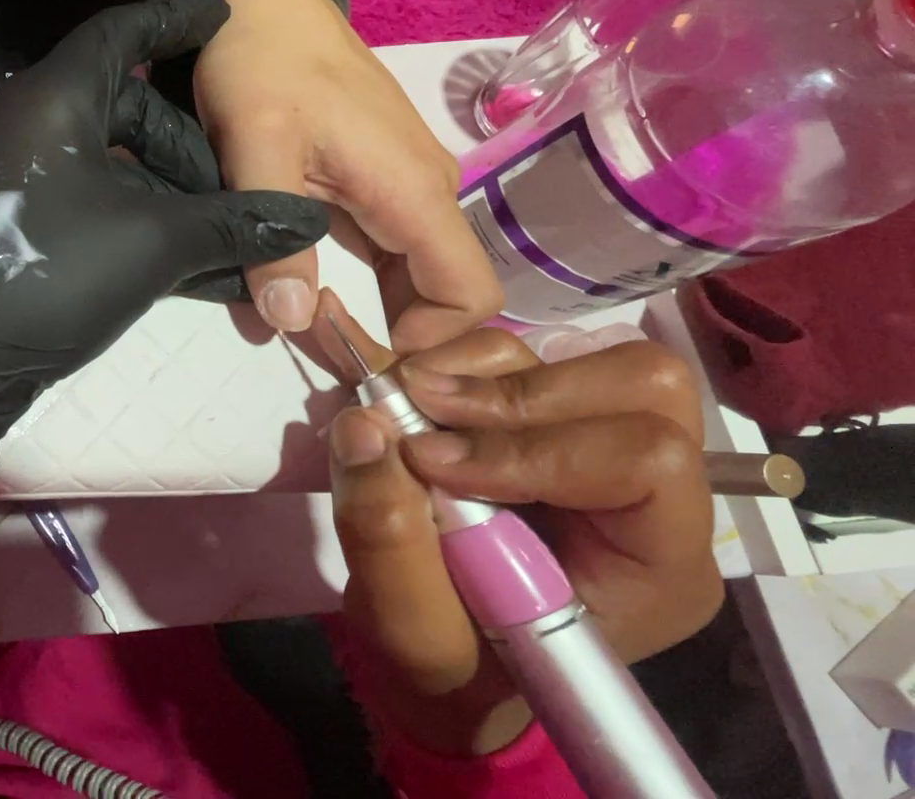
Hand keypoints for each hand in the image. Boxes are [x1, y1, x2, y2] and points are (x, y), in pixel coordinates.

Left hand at [0, 0, 330, 476]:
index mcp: (52, 99)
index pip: (121, 33)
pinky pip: (94, 208)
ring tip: (232, 245)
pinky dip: (141, 228)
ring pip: (114, 168)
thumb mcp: (151, 243)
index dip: (176, 22)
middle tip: (239, 195)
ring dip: (174, 201)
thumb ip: (233, 223)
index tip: (226, 19)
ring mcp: (22, 179)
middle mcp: (31, 125)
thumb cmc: (48, 275)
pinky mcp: (21, 227)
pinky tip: (198, 274)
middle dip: (190, 149)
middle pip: (127, 110)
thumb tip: (308, 217)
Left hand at [196, 0, 500, 350]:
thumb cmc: (260, 62)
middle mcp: (426, 192)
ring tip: (306, 323)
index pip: (471, 294)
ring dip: (373, 308)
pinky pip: (385, 245)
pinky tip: (305, 283)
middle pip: (441, 291)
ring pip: (411, 271)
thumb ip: (274, 233)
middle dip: (394, 334)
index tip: (360, 356)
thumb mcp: (255, 145)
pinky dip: (358, 277)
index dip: (430, 341)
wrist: (262, 1)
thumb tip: (293, 321)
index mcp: (413, 190)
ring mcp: (404, 183)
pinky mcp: (375, 177)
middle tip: (321, 354)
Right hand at [318, 291, 721, 755]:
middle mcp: (650, 494)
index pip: (643, 461)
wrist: (445, 659)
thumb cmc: (447, 664)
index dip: (529, 447)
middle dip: (512, 391)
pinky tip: (409, 394)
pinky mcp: (539, 419)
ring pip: (574, 356)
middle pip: (637, 387)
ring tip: (403, 399)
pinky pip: (515, 355)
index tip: (426, 461)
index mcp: (655, 564)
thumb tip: (363, 425)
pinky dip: (453, 359)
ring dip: (475, 369)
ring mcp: (593, 443)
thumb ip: (386, 538)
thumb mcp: (411, 630)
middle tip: (415, 404)